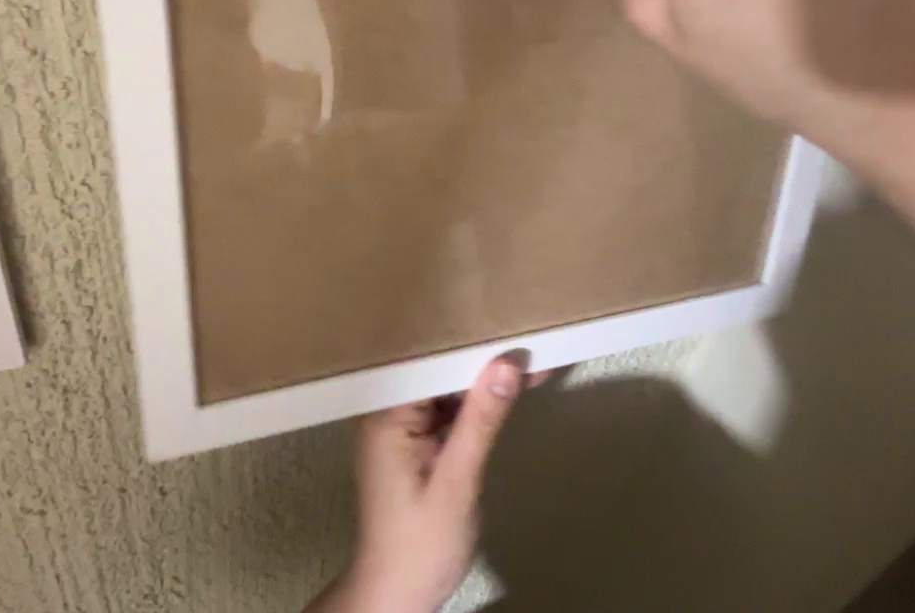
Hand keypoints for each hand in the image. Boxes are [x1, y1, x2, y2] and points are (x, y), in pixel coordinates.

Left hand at [308, 357, 525, 612]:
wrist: (395, 596)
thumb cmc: (420, 545)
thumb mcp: (457, 483)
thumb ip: (481, 421)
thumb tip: (506, 363)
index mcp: (386, 413)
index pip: (429, 362)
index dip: (471, 343)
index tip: (511, 329)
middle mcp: (386, 409)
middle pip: (437, 370)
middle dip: (481, 355)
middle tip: (529, 338)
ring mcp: (399, 424)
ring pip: (445, 386)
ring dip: (483, 376)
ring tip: (529, 355)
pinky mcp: (413, 438)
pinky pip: (446, 406)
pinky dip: (476, 400)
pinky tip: (509, 388)